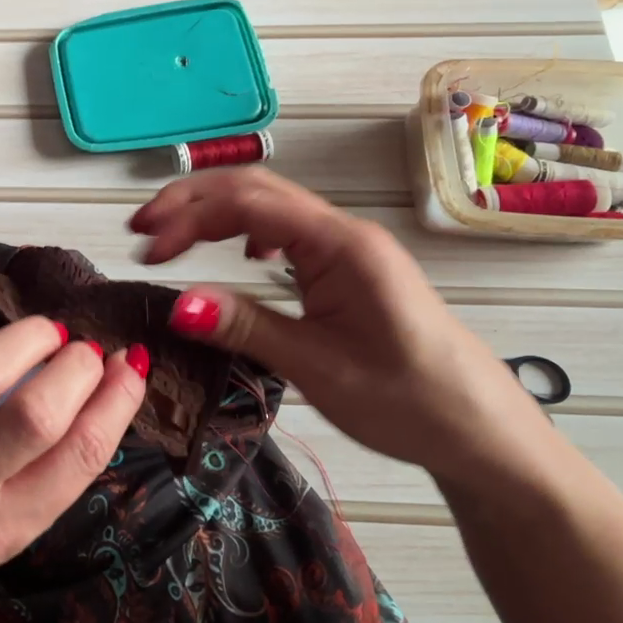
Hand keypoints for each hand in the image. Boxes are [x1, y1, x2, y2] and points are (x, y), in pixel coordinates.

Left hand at [0, 293, 148, 589]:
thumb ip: (66, 459)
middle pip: (29, 417)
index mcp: (1, 525)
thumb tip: (123, 371)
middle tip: (83, 352)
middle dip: (74, 369)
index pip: (77, 458)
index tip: (128, 364)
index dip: (116, 401)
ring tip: (46, 333)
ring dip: (26, 339)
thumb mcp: (20, 517)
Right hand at [129, 166, 552, 486]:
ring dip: (213, 212)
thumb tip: (176, 304)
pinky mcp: (348, 267)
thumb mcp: (318, 369)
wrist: (483, 433)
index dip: (188, 217)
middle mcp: (344, 232)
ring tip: (169, 237)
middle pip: (255, 190)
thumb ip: (246, 327)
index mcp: (341, 245)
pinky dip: (244, 230)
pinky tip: (236, 255)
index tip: (144, 249)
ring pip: (268, 206)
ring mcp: (348, 247)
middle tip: (139, 230)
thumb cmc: (410, 402)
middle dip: (191, 201)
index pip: (247, 205)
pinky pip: (286, 230)